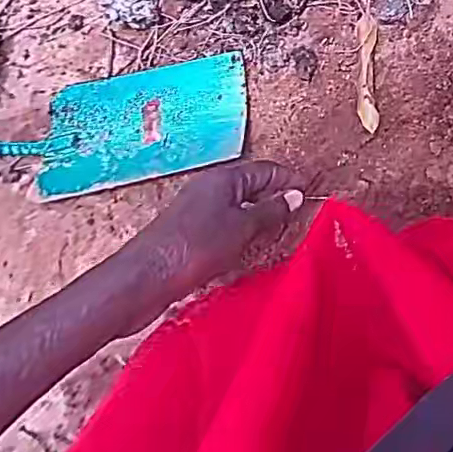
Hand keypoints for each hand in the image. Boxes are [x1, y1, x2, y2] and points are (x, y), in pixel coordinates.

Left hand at [115, 160, 315, 316]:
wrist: (141, 281)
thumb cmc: (194, 248)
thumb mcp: (242, 227)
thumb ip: (272, 210)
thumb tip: (295, 194)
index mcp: (224, 178)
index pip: (267, 170)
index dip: (290, 180)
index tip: (310, 193)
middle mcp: (210, 188)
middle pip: (252, 186)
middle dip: (275, 198)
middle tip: (298, 215)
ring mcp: (197, 210)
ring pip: (238, 207)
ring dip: (258, 218)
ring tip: (278, 234)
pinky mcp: (188, 233)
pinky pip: (224, 225)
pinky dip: (240, 233)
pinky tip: (246, 250)